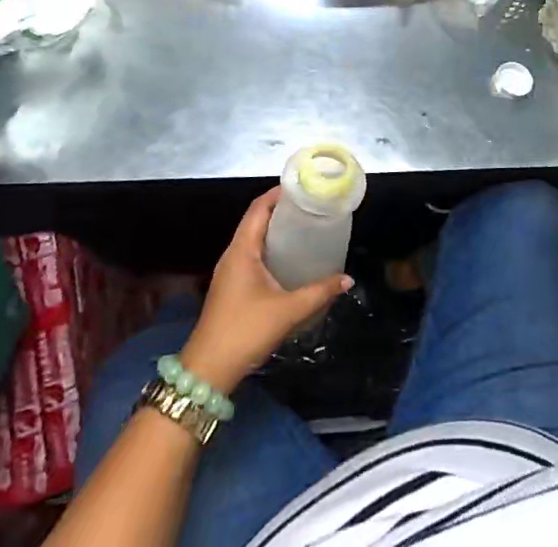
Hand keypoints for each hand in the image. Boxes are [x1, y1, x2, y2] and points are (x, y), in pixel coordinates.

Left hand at [179, 188, 351, 391]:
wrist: (209, 370)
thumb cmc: (246, 331)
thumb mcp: (288, 311)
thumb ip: (319, 292)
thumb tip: (347, 279)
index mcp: (242, 251)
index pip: (258, 209)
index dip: (278, 193)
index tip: (304, 186)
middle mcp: (233, 255)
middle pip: (256, 220)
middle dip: (282, 209)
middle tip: (313, 205)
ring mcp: (230, 272)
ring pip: (254, 239)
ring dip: (277, 229)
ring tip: (307, 226)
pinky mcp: (232, 287)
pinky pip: (254, 255)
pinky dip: (272, 248)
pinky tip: (292, 258)